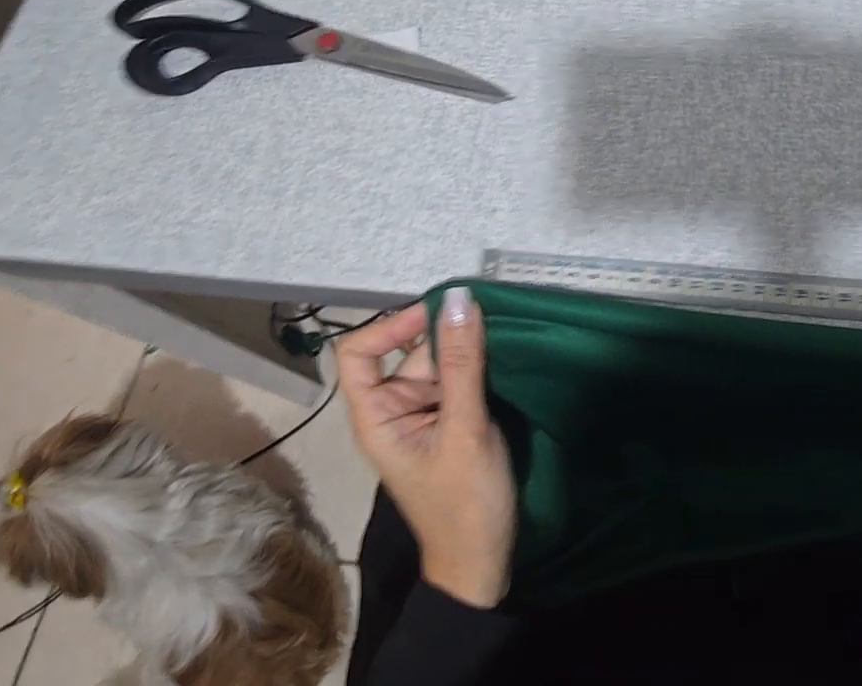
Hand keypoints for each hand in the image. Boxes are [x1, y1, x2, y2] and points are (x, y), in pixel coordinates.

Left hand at [338, 288, 516, 607]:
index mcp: (376, 416)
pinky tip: (502, 357)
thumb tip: (461, 300)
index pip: (357, 353)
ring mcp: (423, 414)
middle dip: (444, 335)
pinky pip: (458, 379)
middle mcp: (394, 409)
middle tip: (490, 319)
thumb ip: (463, 364)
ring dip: (467, 348)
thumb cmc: (464, 503)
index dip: (389, 326)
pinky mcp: (450, 419)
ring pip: (439, 362)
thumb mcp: (466, 429)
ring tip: (503, 337)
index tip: (436, 314)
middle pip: (408, 351)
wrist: (482, 561)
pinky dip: (477, 366)